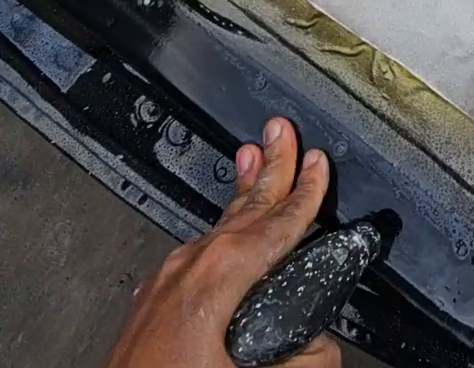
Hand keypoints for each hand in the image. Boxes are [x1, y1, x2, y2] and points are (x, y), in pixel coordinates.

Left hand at [106, 118, 339, 367]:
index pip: (280, 222)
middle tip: (282, 128)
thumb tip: (320, 339)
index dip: (307, 190)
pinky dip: (222, 224)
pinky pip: (200, 249)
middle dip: (273, 164)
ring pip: (221, 223)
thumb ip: (308, 352)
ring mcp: (167, 282)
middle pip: (248, 205)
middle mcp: (192, 266)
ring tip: (253, 154)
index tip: (319, 162)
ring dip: (246, 188)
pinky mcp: (153, 303)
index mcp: (222, 274)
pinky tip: (225, 225)